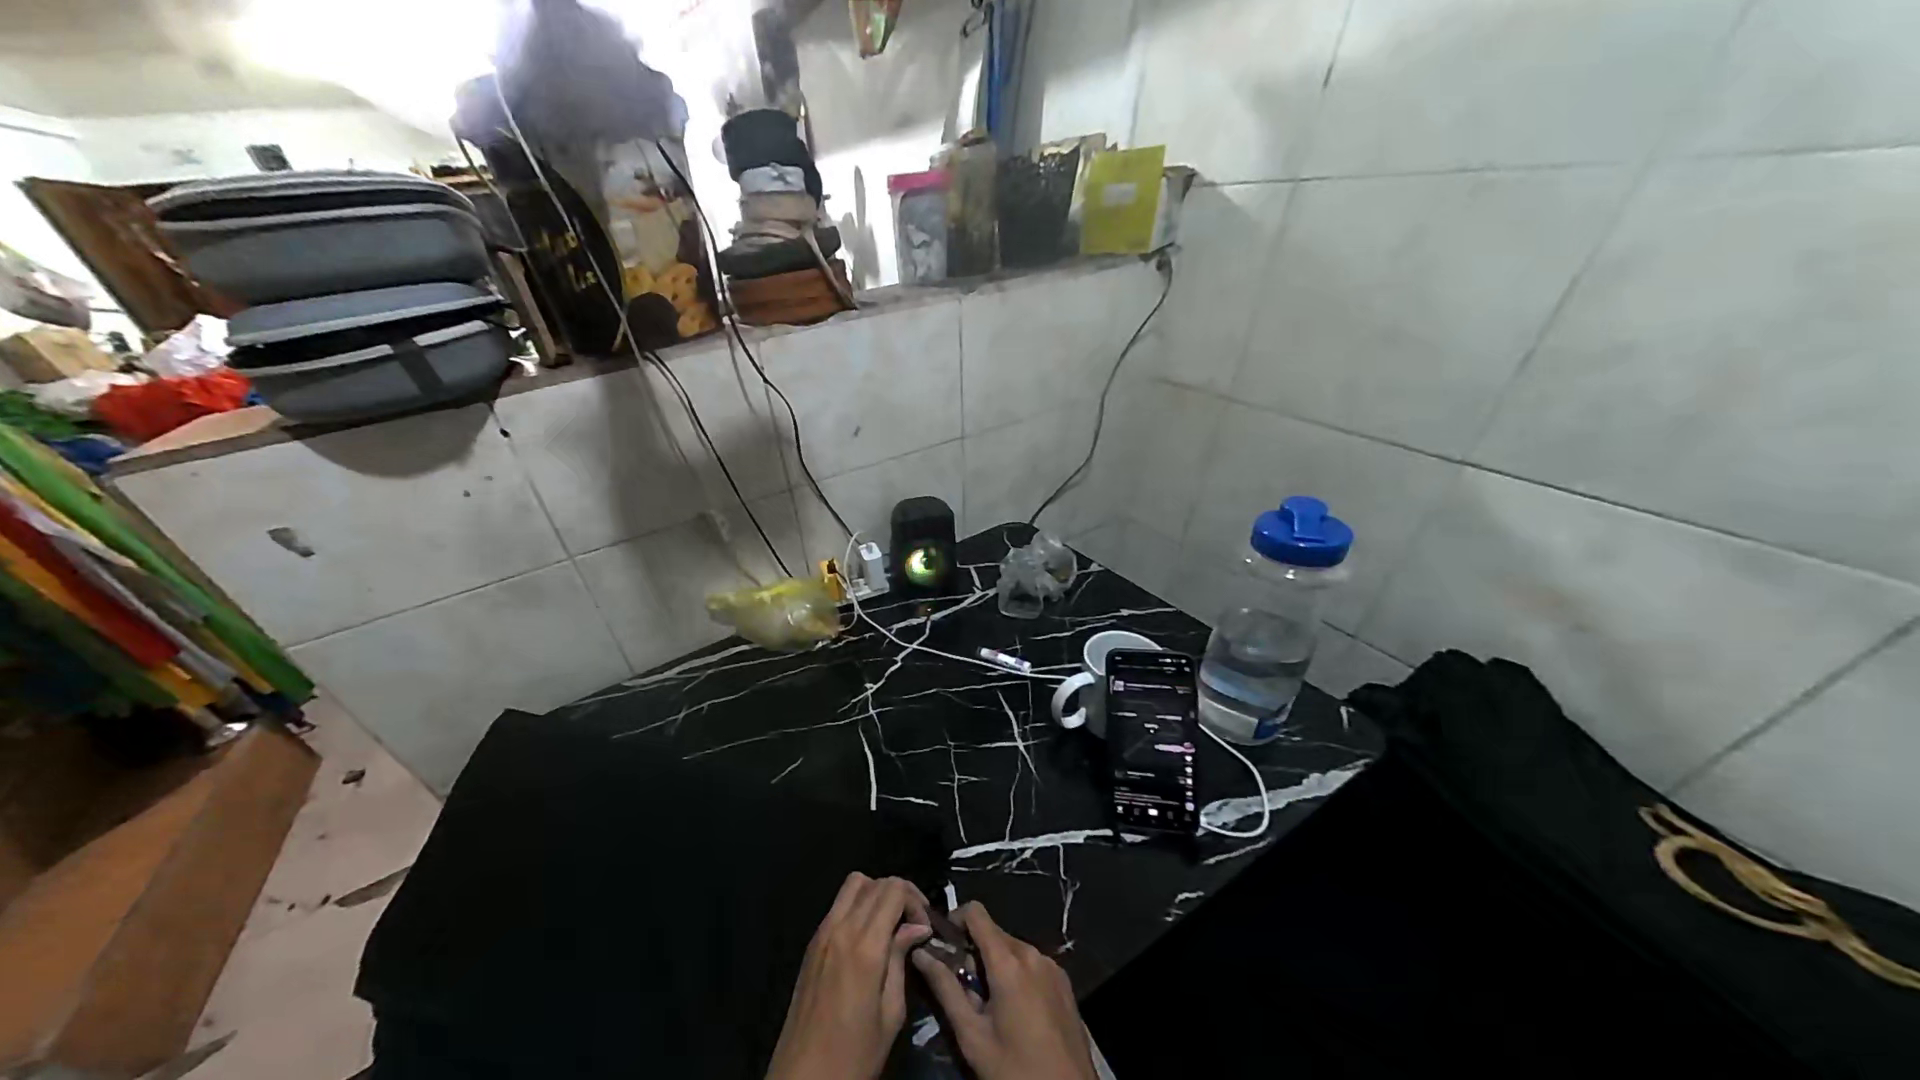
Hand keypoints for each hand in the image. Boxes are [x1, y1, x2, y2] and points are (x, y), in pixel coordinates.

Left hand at [766, 873, 932, 1079]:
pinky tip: (869, 934)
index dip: (915, 900)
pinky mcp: (811, 944)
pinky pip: (838, 905)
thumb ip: (901, 960)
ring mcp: (821, 934)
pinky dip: (858, 905)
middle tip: (914, 922)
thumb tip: (917, 927)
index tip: (925, 926)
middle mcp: (840, 929)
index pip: (894, 890)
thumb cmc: (853, 1056)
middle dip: (900, 894)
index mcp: (864, 946)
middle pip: (875, 882)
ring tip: (892, 922)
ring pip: (853, 885)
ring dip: (877, 893)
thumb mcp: (890, 1014)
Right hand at [911, 902, 1097, 1079]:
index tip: (943, 944)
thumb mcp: (972, 1035)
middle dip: (973, 951)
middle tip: (962, 987)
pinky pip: (1031, 963)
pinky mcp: (1064, 981)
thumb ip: (945, 989)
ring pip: (1012, 948)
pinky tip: (1014, 1009)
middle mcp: (1032, 953)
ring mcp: (1052, 966)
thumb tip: (921, 954)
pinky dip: (1016, 973)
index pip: (976, 913)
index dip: (955, 920)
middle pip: (994, 932)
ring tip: (987, 1004)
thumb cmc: (1015, 1069)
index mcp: (1009, 962)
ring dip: (994, 964)